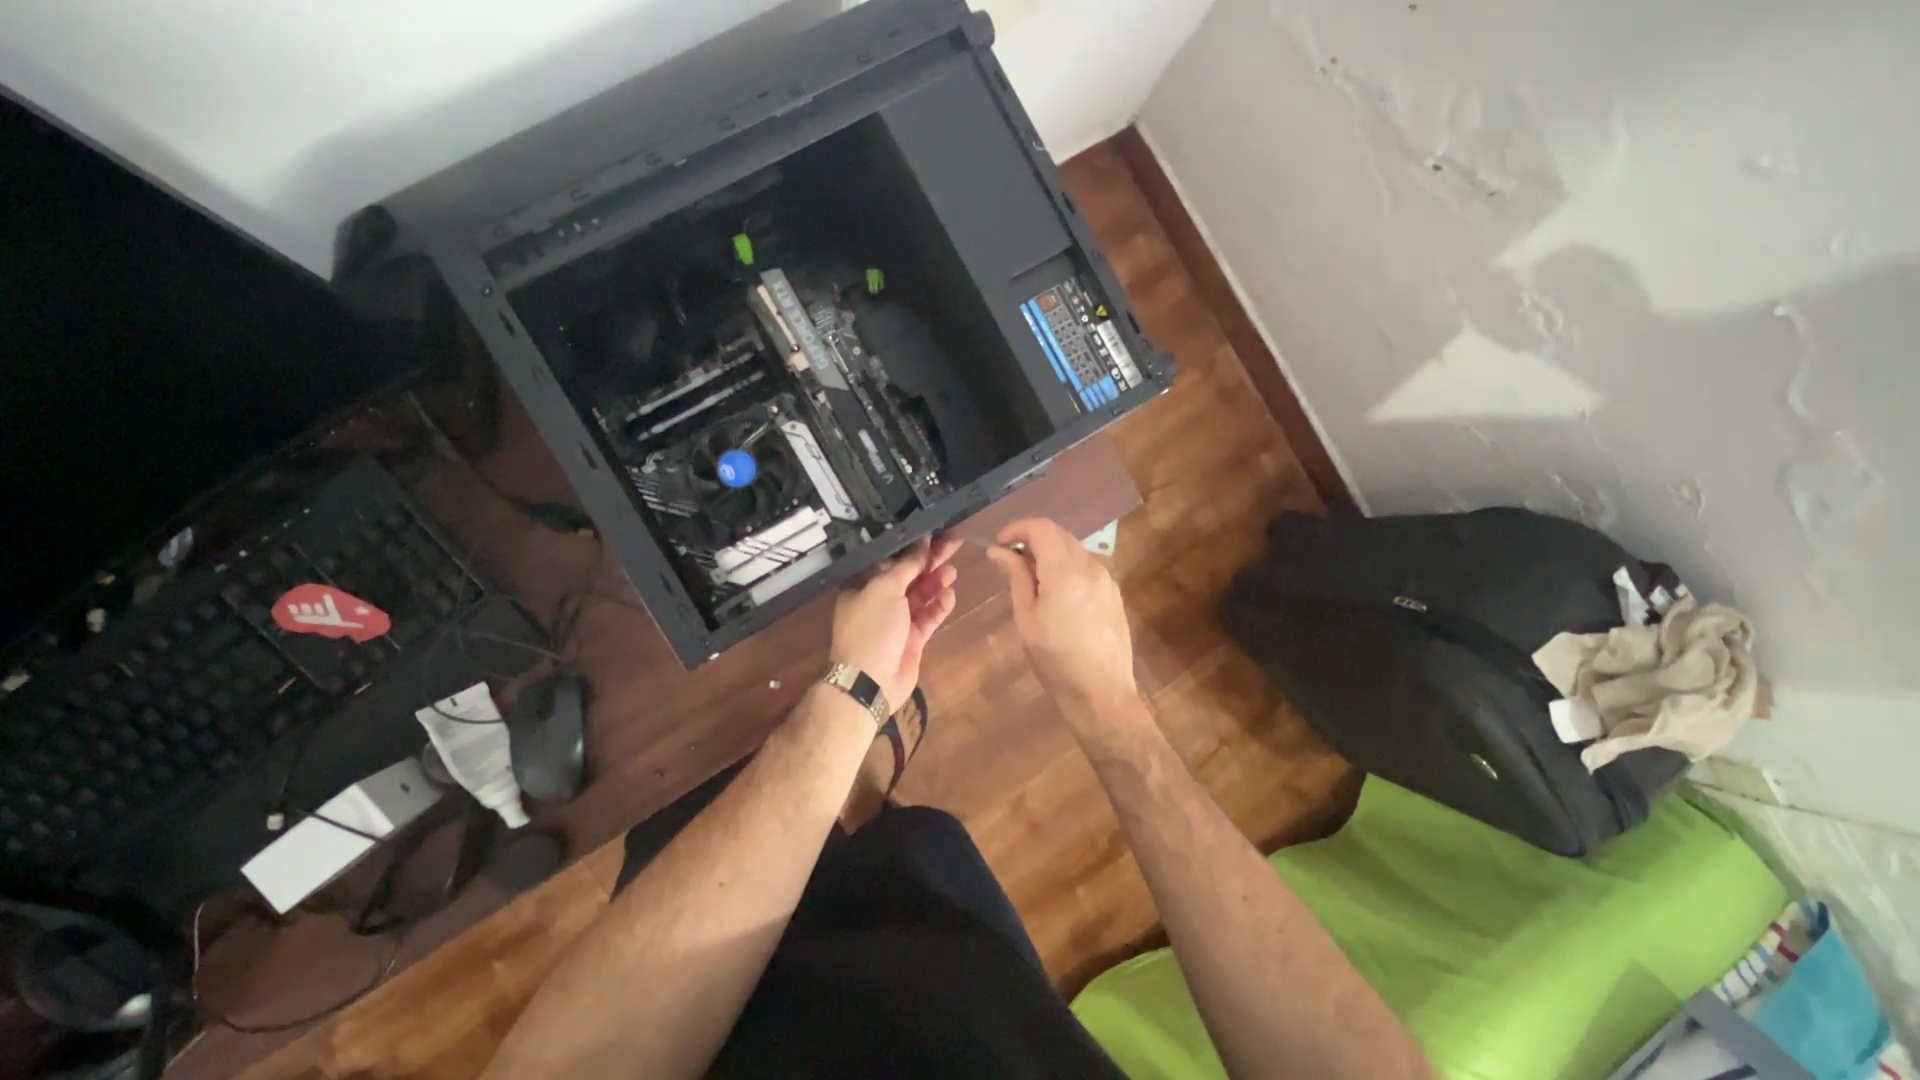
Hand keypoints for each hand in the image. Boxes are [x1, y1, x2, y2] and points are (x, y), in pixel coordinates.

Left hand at [830, 535, 962, 708]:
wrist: (870, 681)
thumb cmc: (871, 628)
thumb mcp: (885, 589)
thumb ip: (907, 566)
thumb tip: (922, 542)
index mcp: (864, 585)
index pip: (891, 559)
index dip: (913, 546)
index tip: (934, 532)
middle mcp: (879, 600)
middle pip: (909, 575)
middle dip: (930, 560)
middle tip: (953, 543)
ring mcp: (896, 621)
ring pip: (920, 595)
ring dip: (936, 582)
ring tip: (953, 569)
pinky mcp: (912, 639)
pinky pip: (928, 617)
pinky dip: (939, 606)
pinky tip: (951, 594)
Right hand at [986, 519, 1137, 719]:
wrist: (1101, 692)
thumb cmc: (1055, 659)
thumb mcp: (1026, 617)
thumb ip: (1016, 577)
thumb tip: (999, 551)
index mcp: (1065, 571)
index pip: (1041, 527)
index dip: (1016, 529)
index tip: (999, 544)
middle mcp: (1091, 567)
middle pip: (1059, 535)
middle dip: (1032, 539)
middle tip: (1010, 561)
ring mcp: (1107, 579)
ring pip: (1074, 550)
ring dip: (1050, 554)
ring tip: (1031, 580)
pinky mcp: (1114, 593)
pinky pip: (1087, 567)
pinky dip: (1067, 568)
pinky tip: (1056, 594)